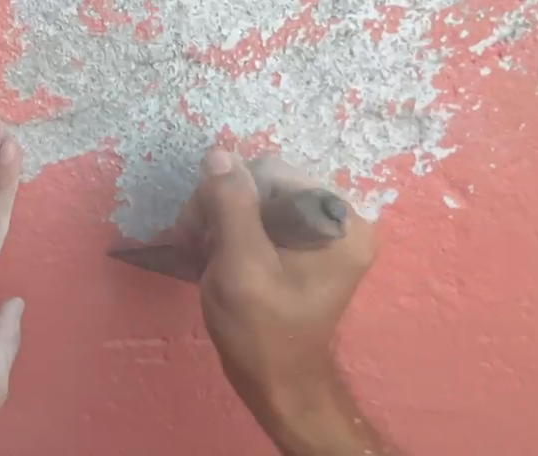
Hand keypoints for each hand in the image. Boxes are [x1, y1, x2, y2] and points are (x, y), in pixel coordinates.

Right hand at [178, 149, 389, 455]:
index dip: (232, 192)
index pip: (273, 172)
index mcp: (340, 223)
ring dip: (217, 216)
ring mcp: (318, 232)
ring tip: (200, 249)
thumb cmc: (262, 331)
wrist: (274, 384)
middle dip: (221, 205)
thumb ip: (231, 205)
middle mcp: (336, 220)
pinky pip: (256, 212)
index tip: (205, 227)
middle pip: (262, 181)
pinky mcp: (299, 242)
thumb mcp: (241, 265)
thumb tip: (218, 153)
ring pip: (252, 194)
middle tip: (196, 240)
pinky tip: (213, 251)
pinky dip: (227, 227)